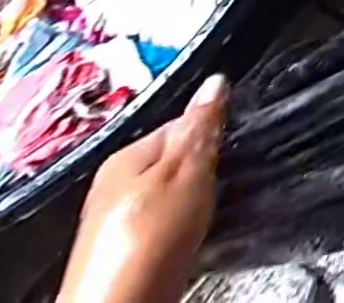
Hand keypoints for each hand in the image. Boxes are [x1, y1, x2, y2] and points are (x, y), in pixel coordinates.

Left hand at [57, 75, 226, 302]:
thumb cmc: (147, 243)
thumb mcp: (187, 169)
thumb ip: (202, 126)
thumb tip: (215, 82)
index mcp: (124, 157)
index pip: (179, 123)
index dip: (211, 131)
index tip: (229, 143)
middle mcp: (113, 188)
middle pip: (175, 161)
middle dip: (203, 168)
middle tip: (221, 181)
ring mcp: (117, 226)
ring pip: (172, 196)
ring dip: (194, 201)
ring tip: (208, 213)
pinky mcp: (127, 260)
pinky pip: (167, 228)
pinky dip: (184, 230)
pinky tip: (192, 240)